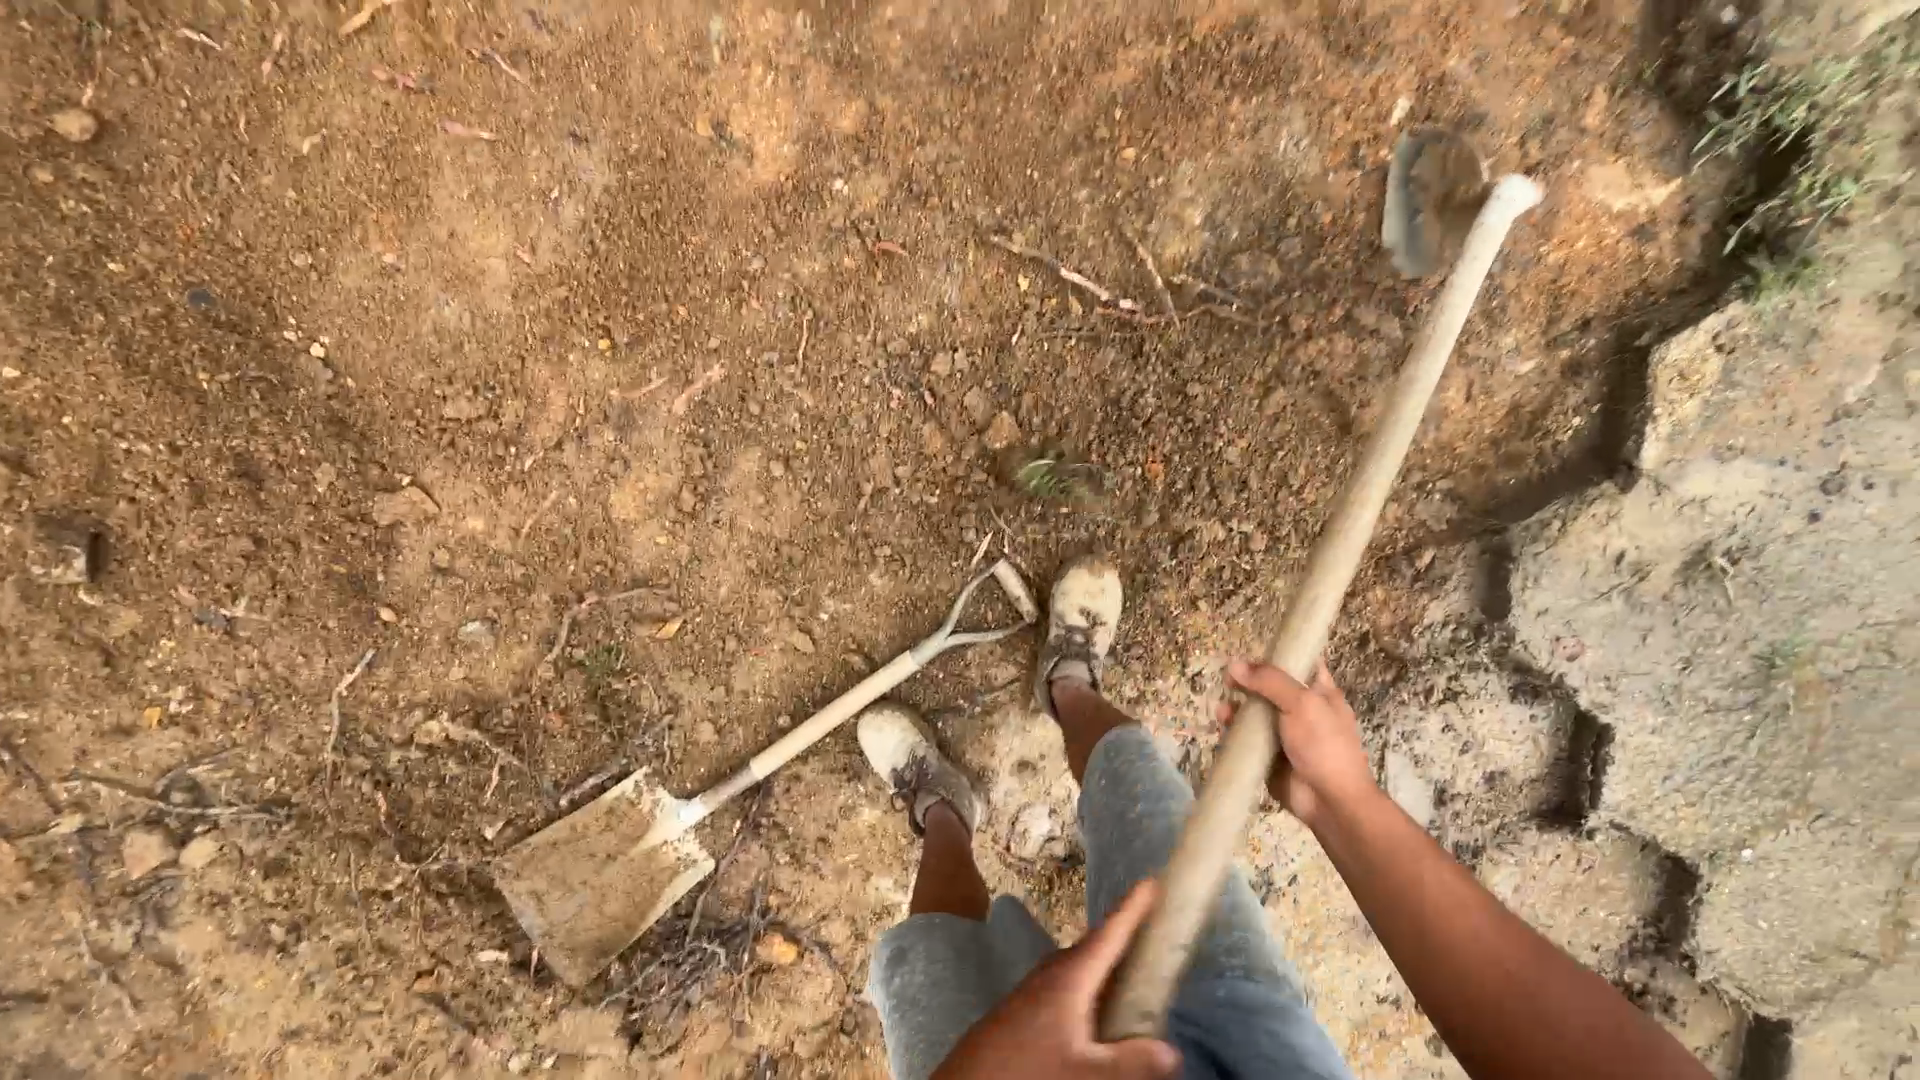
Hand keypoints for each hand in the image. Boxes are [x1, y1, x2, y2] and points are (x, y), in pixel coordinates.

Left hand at [932, 883, 1180, 1079]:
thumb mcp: (1085, 1071)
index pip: (1109, 934)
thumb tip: (1173, 1052)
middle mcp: (1054, 971)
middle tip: (1151, 927)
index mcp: (1072, 976)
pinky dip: (1091, 982)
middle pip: (1097, 946)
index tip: (1150, 881)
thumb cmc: (1030, 1067)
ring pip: (1082, 965)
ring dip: (1106, 962)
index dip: (1132, 908)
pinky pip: (1070, 981)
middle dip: (1123, 935)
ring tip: (1133, 965)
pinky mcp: (1028, 1002)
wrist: (972, 1077)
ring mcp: (1038, 985)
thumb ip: (1129, 1061)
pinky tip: (1098, 1004)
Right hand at [1218, 659, 1373, 827]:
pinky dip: (1233, 729)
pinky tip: (1223, 723)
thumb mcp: (1302, 703)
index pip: (1303, 665)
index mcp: (1321, 694)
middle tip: (1229, 679)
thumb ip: (1270, 681)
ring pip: (1255, 712)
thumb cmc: (1324, 745)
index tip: (1254, 649)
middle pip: (1271, 687)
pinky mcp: (1268, 755)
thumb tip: (1233, 665)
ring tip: (1224, 707)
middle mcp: (1302, 711)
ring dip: (1237, 706)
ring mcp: (1284, 734)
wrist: (1329, 800)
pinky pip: (1247, 737)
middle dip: (1249, 681)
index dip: (1281, 655)